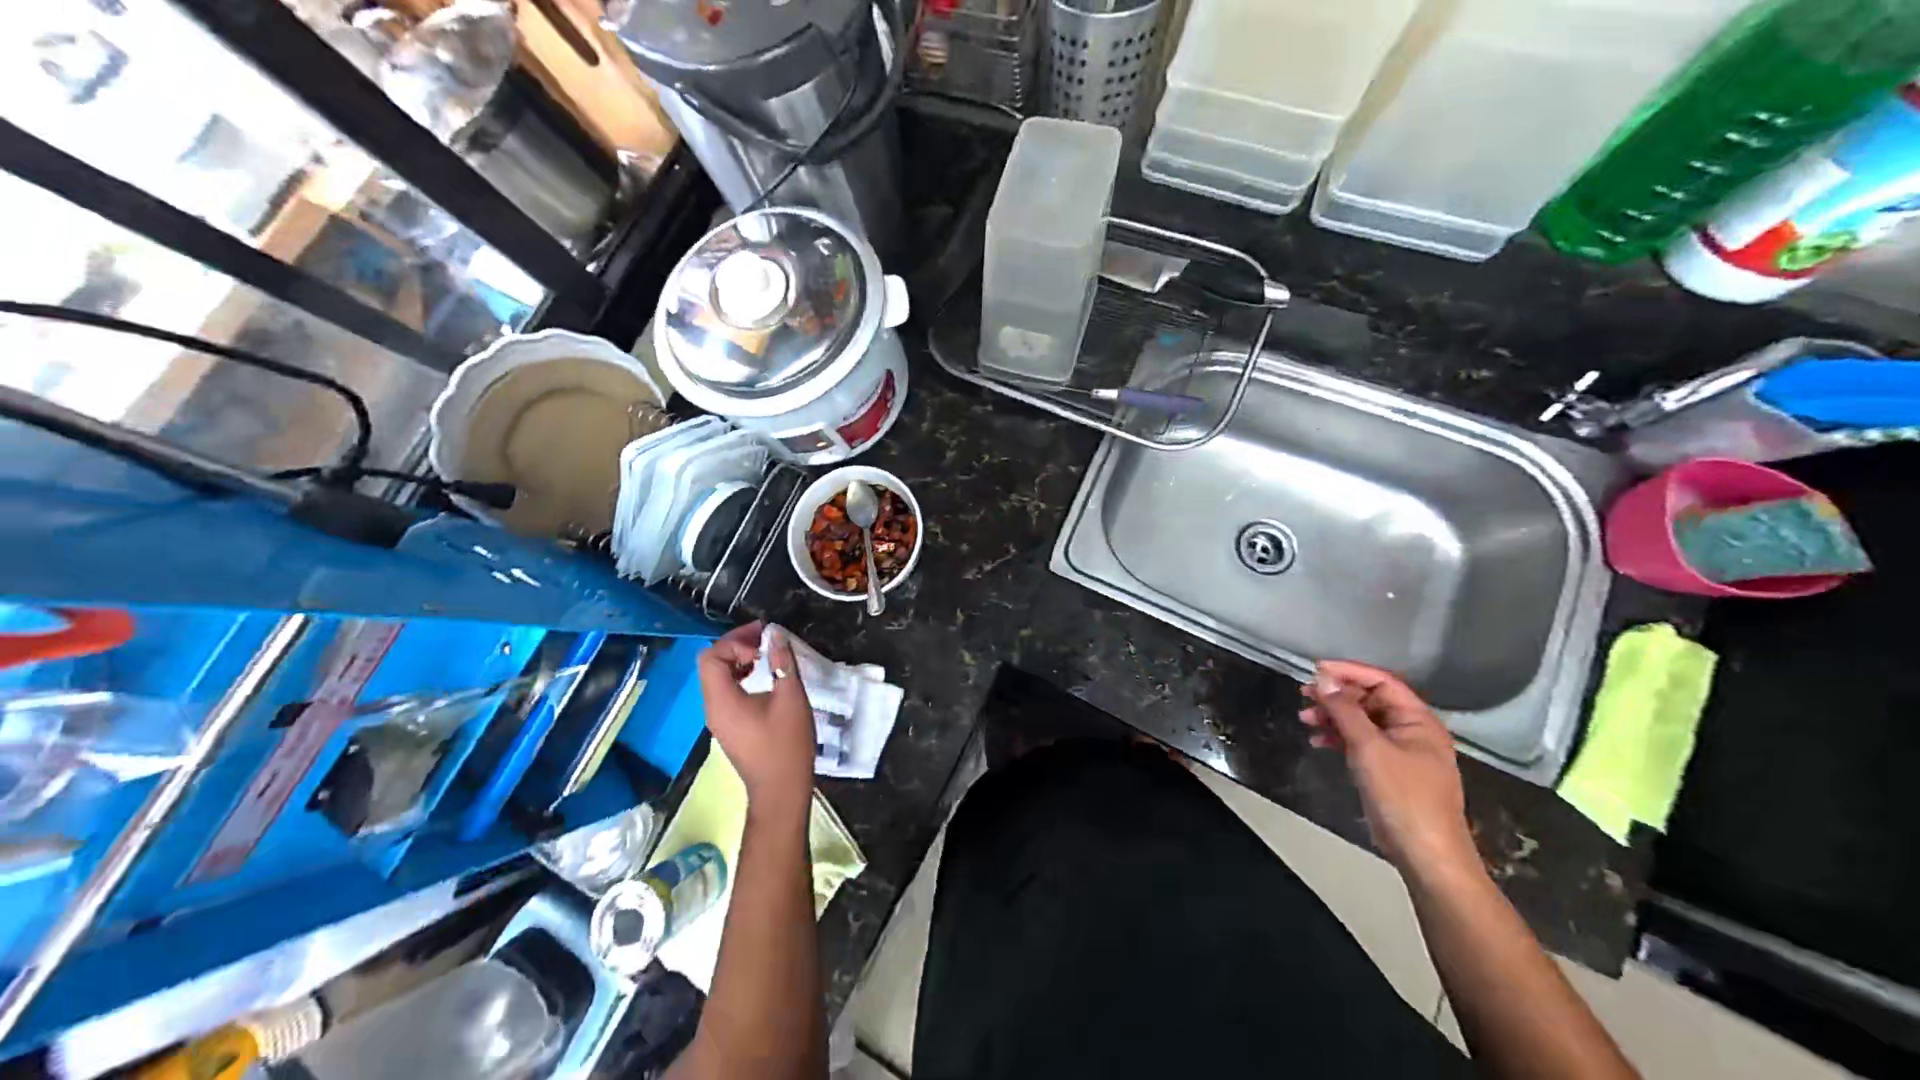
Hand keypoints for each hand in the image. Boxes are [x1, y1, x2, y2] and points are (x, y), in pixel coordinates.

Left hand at [698, 622, 814, 818]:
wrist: (781, 791)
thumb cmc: (787, 745)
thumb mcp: (792, 698)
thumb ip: (783, 663)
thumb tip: (776, 636)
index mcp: (722, 700)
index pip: (712, 656)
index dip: (736, 641)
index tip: (764, 641)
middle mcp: (712, 708)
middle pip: (711, 664)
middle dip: (737, 645)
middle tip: (765, 639)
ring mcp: (718, 719)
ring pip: (717, 678)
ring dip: (738, 660)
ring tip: (765, 655)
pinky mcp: (728, 726)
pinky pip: (725, 692)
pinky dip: (740, 677)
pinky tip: (762, 678)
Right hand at [1299, 660, 1479, 877]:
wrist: (1425, 853)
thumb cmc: (1402, 795)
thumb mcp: (1369, 747)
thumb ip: (1345, 710)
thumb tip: (1324, 679)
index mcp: (1418, 720)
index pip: (1382, 681)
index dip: (1349, 672)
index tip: (1316, 670)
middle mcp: (1412, 731)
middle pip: (1371, 700)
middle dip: (1337, 696)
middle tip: (1304, 695)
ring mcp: (1401, 752)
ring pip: (1363, 722)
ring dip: (1334, 717)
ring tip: (1305, 719)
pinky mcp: (1389, 771)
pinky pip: (1362, 744)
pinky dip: (1340, 739)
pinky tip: (1318, 742)